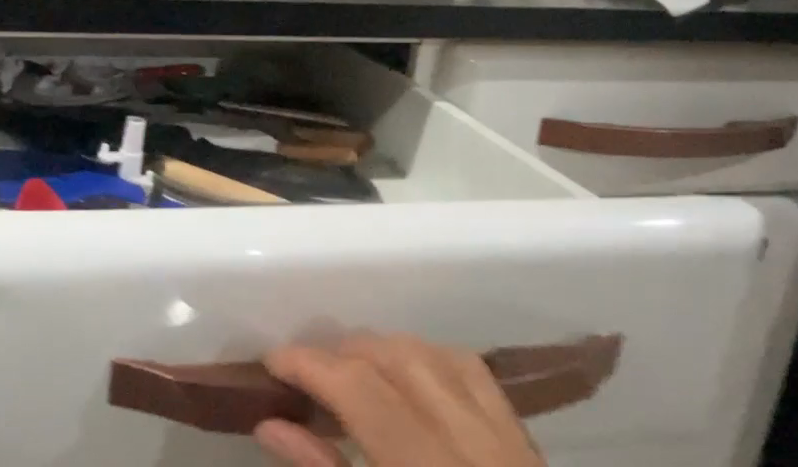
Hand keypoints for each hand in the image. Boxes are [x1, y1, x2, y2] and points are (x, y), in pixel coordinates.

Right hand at [255, 333, 545, 466]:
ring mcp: (508, 443)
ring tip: (350, 373)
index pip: (361, 389)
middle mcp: (473, 447)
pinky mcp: (526, 445)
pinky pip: (474, 375)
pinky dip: (430, 360)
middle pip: (398, 360)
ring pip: (437, 356)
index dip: (308, 364)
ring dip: (384, 351)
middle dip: (342, 354)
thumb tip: (270, 424)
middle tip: (307, 377)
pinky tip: (406, 378)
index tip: (272, 364)